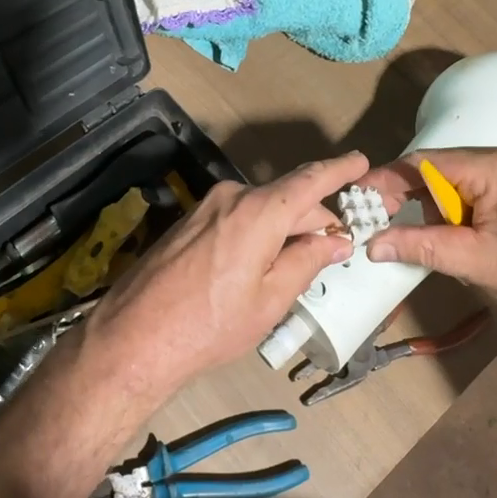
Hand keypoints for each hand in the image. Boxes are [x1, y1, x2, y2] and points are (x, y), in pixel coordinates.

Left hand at [83, 153, 363, 400]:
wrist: (135, 336)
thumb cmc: (210, 325)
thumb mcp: (270, 300)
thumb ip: (307, 262)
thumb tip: (335, 241)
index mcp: (258, 211)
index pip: (310, 180)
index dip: (340, 169)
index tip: (362, 161)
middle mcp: (232, 197)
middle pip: (286, 198)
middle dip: (314, 219)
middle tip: (336, 248)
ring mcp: (206, 207)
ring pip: (261, 208)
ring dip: (284, 228)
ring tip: (299, 263)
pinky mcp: (189, 221)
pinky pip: (237, 217)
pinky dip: (258, 232)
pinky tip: (261, 264)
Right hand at [358, 147, 496, 334]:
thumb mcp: (481, 262)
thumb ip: (423, 247)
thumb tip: (373, 245)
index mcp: (496, 167)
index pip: (423, 163)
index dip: (387, 182)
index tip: (359, 202)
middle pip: (441, 168)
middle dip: (410, 197)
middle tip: (383, 227)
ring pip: (461, 181)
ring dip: (437, 208)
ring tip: (420, 241)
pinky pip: (483, 189)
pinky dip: (461, 211)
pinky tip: (455, 238)